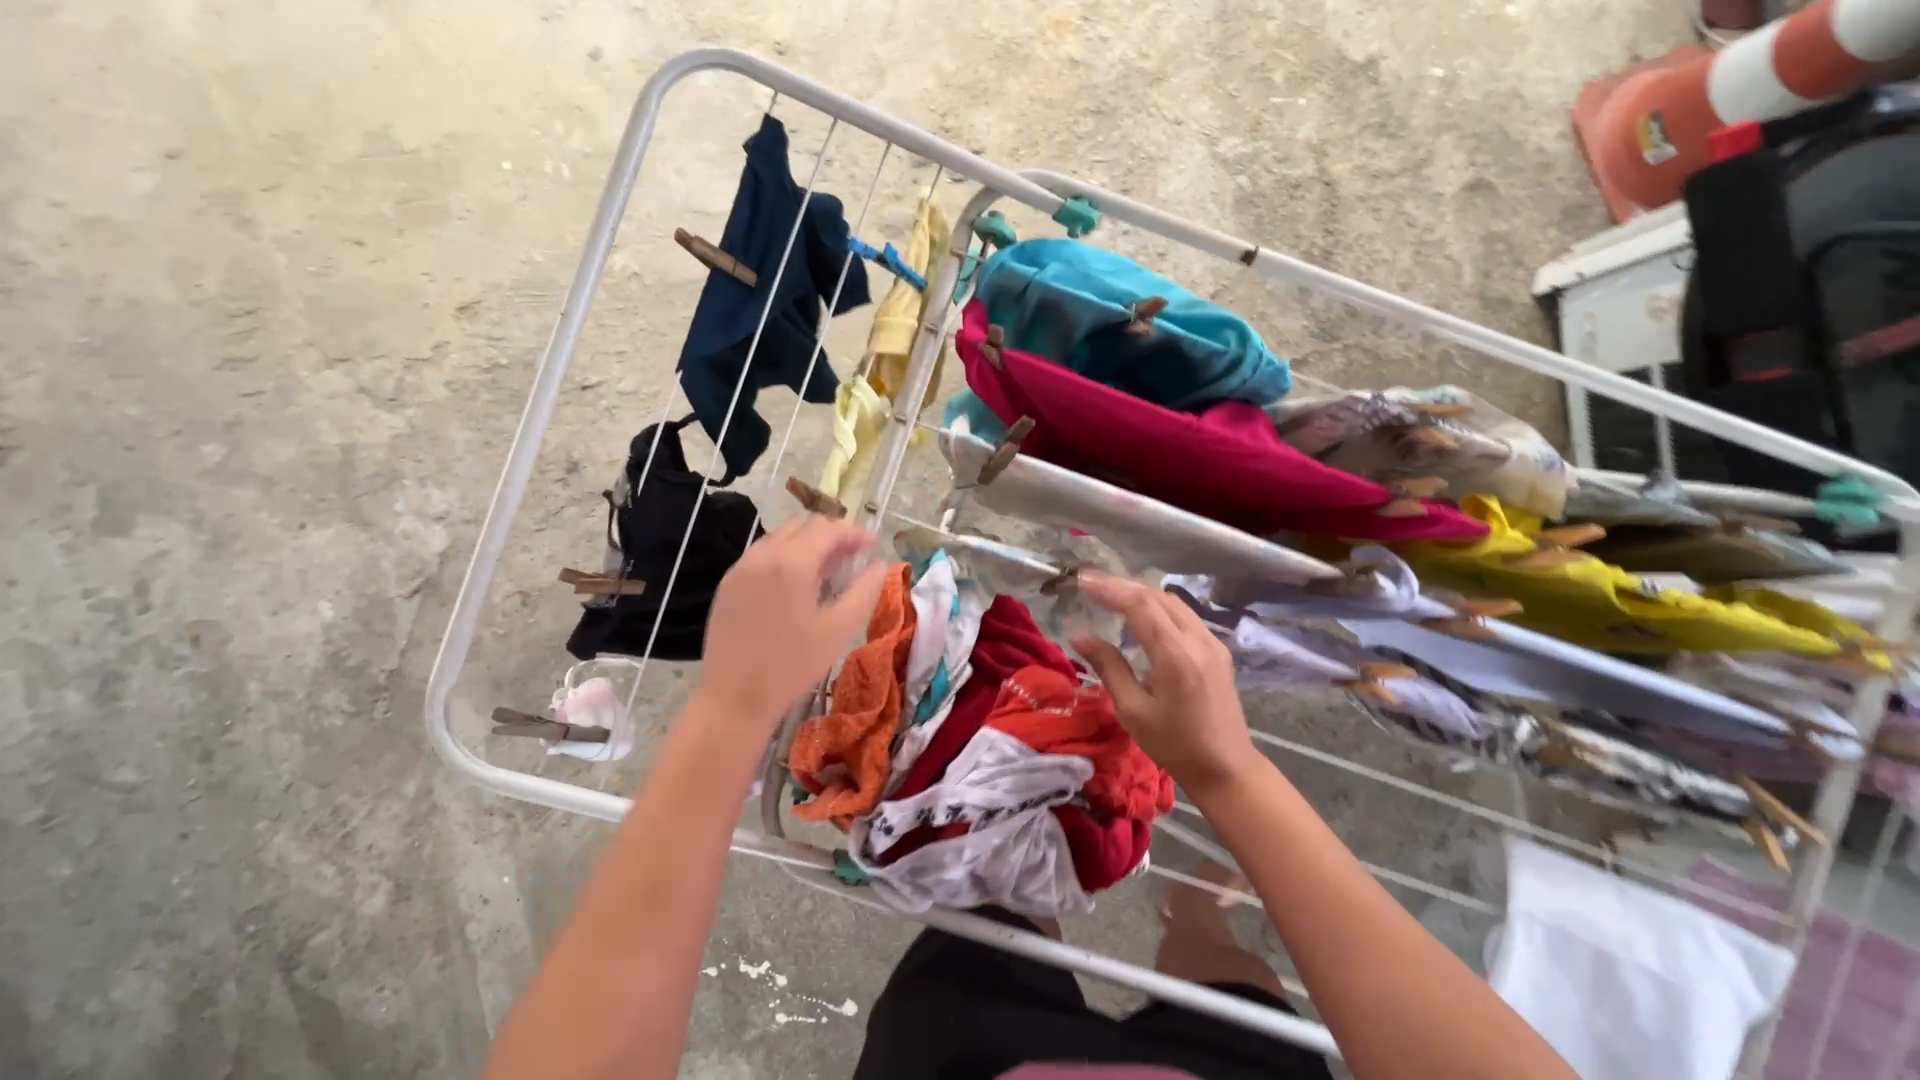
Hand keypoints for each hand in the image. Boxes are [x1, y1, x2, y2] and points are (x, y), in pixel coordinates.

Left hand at [694, 516, 886, 728]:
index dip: (855, 533)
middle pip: (802, 526)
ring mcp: (740, 568)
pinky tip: (796, 584)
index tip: (874, 545)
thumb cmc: (793, 666)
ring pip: (779, 538)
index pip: (828, 530)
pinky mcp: (728, 585)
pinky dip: (785, 557)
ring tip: (828, 570)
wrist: (734, 698)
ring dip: (807, 544)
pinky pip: (761, 556)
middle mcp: (763, 555)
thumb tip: (880, 565)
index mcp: (793, 562)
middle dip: (831, 535)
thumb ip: (865, 591)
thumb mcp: (839, 630)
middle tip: (853, 556)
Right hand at [1073, 575, 1261, 796]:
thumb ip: (1109, 667)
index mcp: (1176, 655)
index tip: (1082, 582)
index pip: (1140, 605)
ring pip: (1174, 603)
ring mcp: (1213, 643)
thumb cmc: (1174, 746)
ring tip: (1110, 594)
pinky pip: (1185, 616)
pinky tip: (1141, 615)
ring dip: (1141, 594)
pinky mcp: (1218, 651)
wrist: (1226, 768)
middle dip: (1122, 586)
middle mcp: (1198, 640)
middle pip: (1158, 596)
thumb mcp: (1133, 711)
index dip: (1110, 589)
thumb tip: (1080, 636)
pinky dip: (1159, 608)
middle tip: (1090, 584)